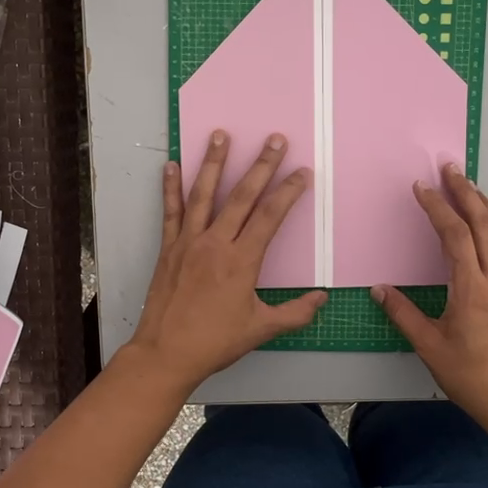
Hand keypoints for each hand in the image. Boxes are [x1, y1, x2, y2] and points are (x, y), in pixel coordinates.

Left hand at [123, 131, 327, 392]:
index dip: (289, 191)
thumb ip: (295, 313)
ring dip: (213, 162)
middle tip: (274, 139)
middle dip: (261, 165)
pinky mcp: (169, 248)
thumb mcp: (261, 329)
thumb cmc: (215, 342)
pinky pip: (171, 211)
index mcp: (242, 260)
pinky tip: (171, 165)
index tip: (302, 172)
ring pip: (204, 194)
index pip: (271, 216)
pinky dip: (171, 187)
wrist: (166, 353)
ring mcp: (189, 242)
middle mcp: (216, 243)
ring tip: (221, 135)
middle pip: (242, 196)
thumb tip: (322, 299)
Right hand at [372, 163, 487, 418]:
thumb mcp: (428, 346)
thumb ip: (403, 313)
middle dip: (466, 192)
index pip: (456, 236)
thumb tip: (379, 289)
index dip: (439, 208)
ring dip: (484, 204)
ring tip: (467, 185)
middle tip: (450, 168)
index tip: (422, 188)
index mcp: (474, 288)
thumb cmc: (469, 374)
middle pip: (485, 223)